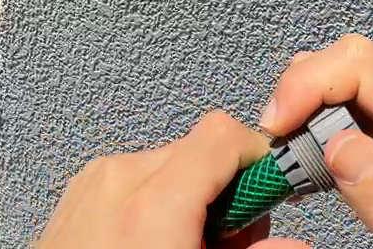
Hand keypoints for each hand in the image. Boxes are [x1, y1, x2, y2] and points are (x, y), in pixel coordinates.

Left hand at [35, 111, 307, 248]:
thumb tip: (296, 245)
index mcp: (154, 203)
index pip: (222, 135)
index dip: (258, 157)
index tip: (273, 193)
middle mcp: (120, 177)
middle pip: (197, 152)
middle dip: (226, 190)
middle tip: (233, 243)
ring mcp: (93, 180)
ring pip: (165, 165)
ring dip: (189, 197)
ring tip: (190, 247)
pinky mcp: (76, 191)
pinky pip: (132, 178)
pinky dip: (155, 202)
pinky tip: (154, 245)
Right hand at [261, 35, 372, 248]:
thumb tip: (336, 143)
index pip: (357, 63)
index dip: (304, 82)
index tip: (277, 126)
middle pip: (350, 63)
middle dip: (302, 97)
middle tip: (284, 154)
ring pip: (357, 78)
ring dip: (317, 110)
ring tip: (305, 165)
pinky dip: (339, 119)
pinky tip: (335, 159)